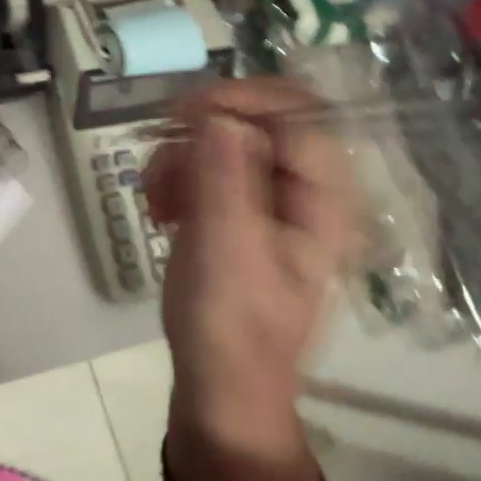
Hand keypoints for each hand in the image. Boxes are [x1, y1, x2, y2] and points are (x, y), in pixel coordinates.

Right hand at [146, 79, 359, 480]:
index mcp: (324, 200)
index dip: (244, 99)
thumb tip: (220, 115)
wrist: (219, 381)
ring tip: (156, 201)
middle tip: (159, 160)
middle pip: (255, 121)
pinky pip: (204, 167)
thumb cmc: (230, 322)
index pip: (300, 114)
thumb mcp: (225, 249)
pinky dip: (175, 178)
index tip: (183, 112)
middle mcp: (303, 191)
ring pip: (221, 141)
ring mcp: (268, 199)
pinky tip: (161, 211)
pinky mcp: (236, 210)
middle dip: (198, 135)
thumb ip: (225, 178)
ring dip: (178, 159)